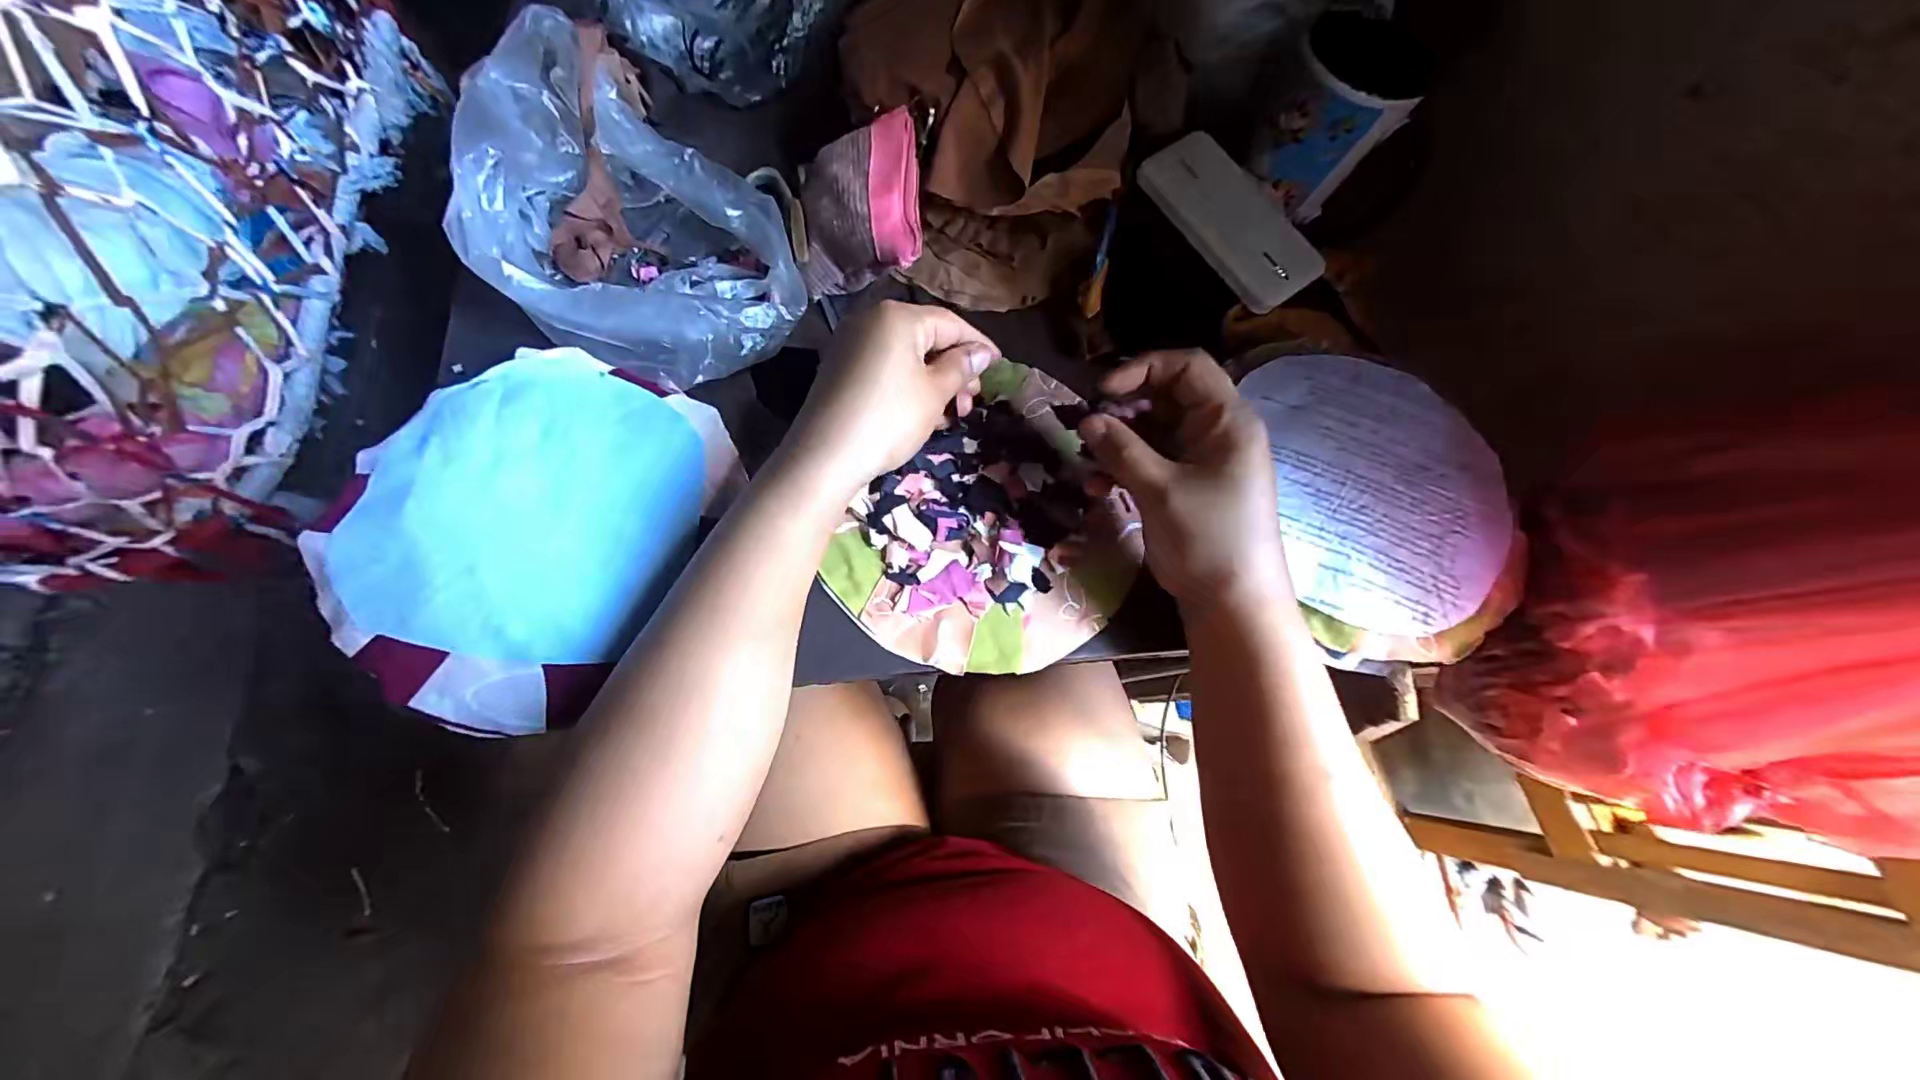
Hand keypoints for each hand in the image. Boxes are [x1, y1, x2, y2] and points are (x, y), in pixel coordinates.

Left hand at [787, 301, 999, 494]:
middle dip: (955, 368)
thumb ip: (960, 368)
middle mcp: (871, 320)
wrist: (825, 456)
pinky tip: (921, 413)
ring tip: (949, 414)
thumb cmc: (889, 419)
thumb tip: (980, 354)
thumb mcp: (934, 393)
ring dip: (934, 381)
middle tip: (970, 401)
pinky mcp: (839, 369)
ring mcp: (850, 344)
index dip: (978, 345)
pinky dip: (908, 385)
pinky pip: (885, 368)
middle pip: (926, 337)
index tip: (999, 368)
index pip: (950, 323)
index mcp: (897, 317)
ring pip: (906, 356)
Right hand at [1078, 350, 1289, 611]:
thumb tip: (1086, 420)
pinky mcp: (1189, 486)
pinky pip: (1154, 461)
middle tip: (1088, 429)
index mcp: (1227, 421)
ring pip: (1154, 432)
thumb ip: (1121, 450)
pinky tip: (1098, 486)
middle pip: (1167, 398)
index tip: (1101, 393)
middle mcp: (1218, 433)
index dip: (1141, 369)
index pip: (1187, 366)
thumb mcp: (1160, 490)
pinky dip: (1125, 467)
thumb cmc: (1207, 539)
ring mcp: (1203, 461)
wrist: (1233, 603)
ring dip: (1118, 442)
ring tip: (1087, 461)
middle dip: (1123, 410)